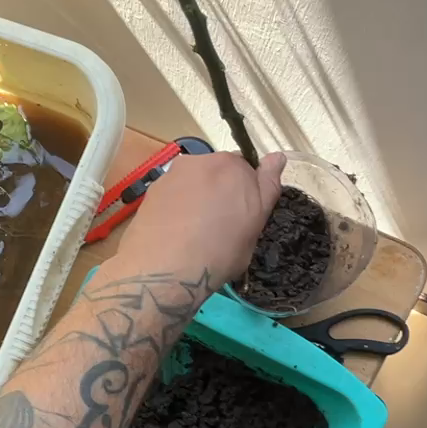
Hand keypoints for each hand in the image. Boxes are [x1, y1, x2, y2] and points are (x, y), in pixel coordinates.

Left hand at [115, 150, 285, 283]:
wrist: (163, 269)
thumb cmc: (219, 252)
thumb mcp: (255, 226)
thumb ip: (266, 187)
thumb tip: (276, 157)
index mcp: (235, 166)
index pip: (246, 169)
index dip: (244, 192)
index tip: (239, 214)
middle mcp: (202, 161)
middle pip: (216, 171)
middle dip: (218, 190)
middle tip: (216, 223)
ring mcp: (172, 174)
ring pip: (191, 181)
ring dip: (194, 195)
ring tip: (191, 228)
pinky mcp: (150, 191)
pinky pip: (170, 193)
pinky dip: (174, 205)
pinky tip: (172, 230)